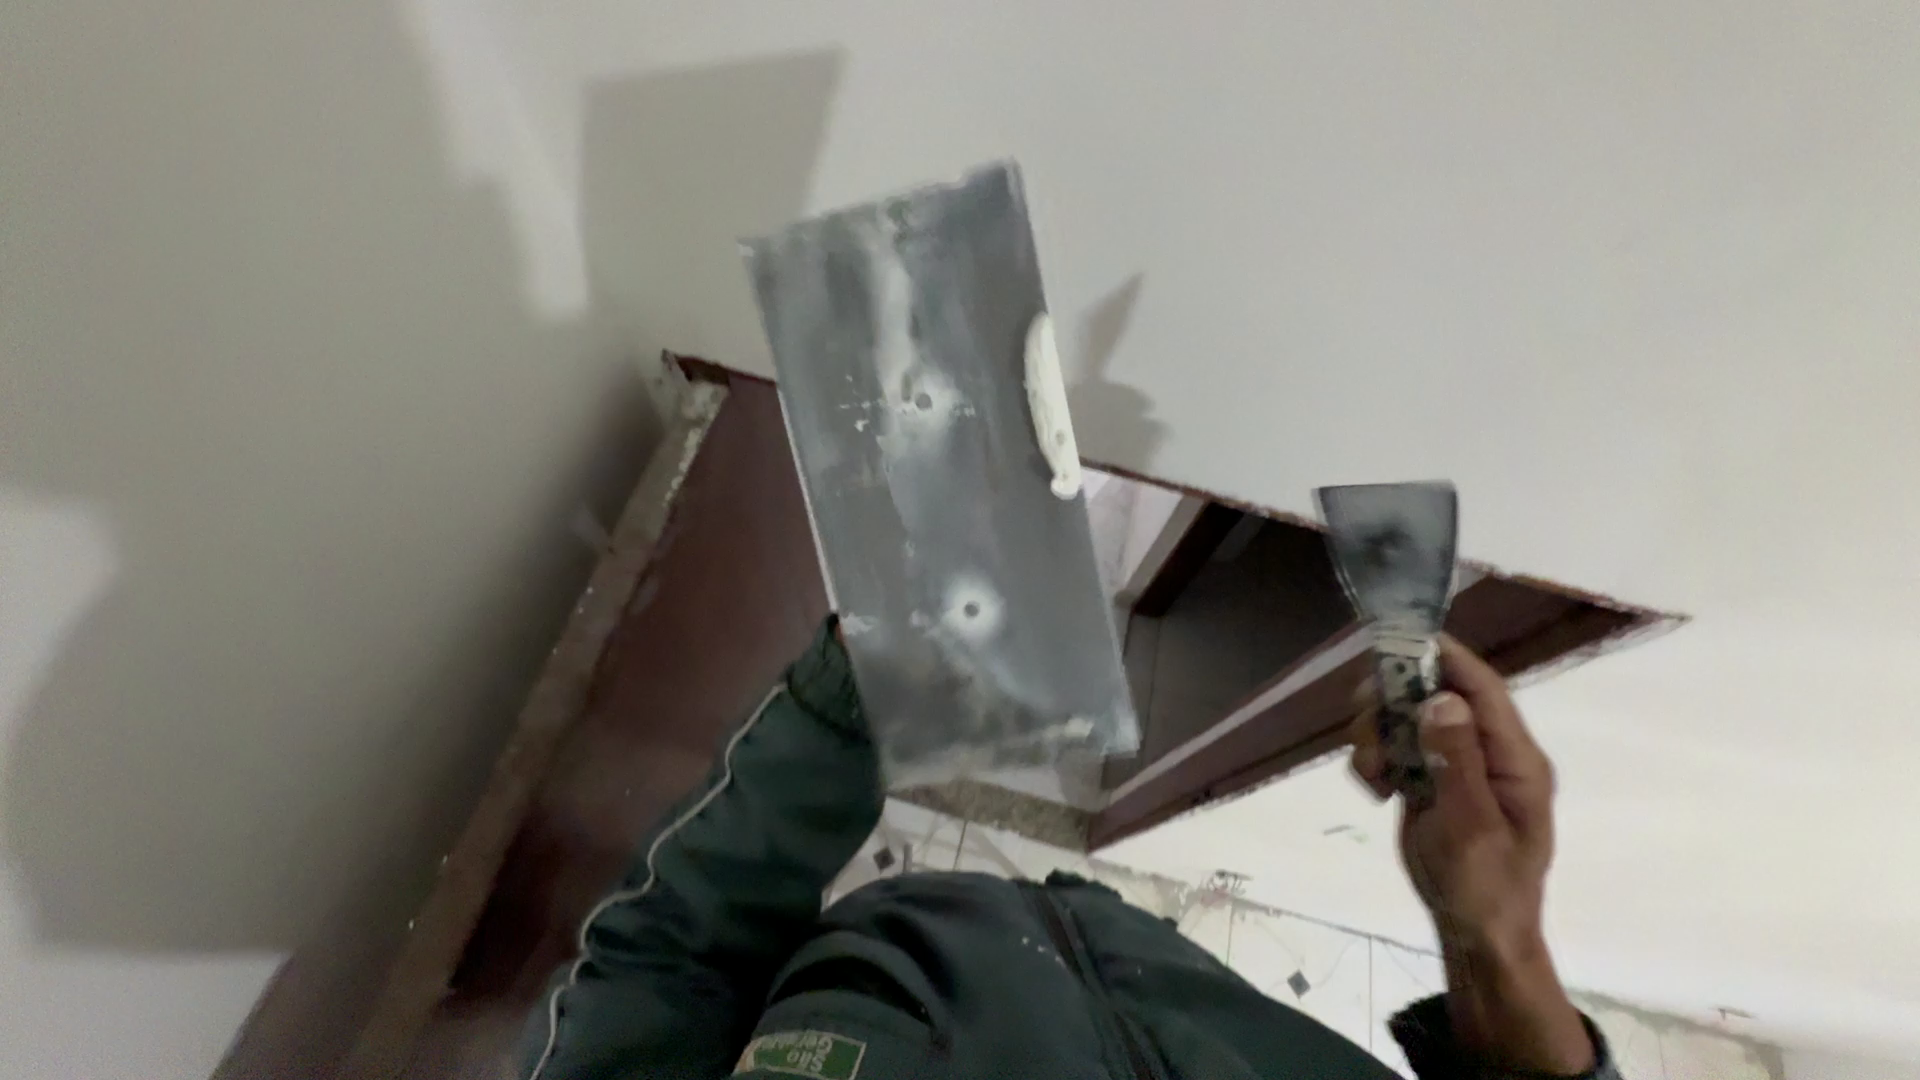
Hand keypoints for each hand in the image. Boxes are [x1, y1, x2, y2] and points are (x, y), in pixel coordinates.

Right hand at [1349, 636, 1594, 1074]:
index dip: (1447, 656)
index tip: (1402, 636)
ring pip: (1403, 717)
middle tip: (1365, 725)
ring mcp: (1453, 762)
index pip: (1482, 690)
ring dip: (1375, 735)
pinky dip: (1372, 760)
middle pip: (1432, 695)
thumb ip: (1457, 761)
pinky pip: (1390, 746)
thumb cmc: (1484, 885)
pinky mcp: (1426, 776)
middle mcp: (1484, 750)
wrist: (1473, 930)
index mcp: (1513, 758)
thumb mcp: (1471, 825)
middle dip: (1391, 702)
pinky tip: (1375, 789)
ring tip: (1372, 773)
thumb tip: (1441, 698)